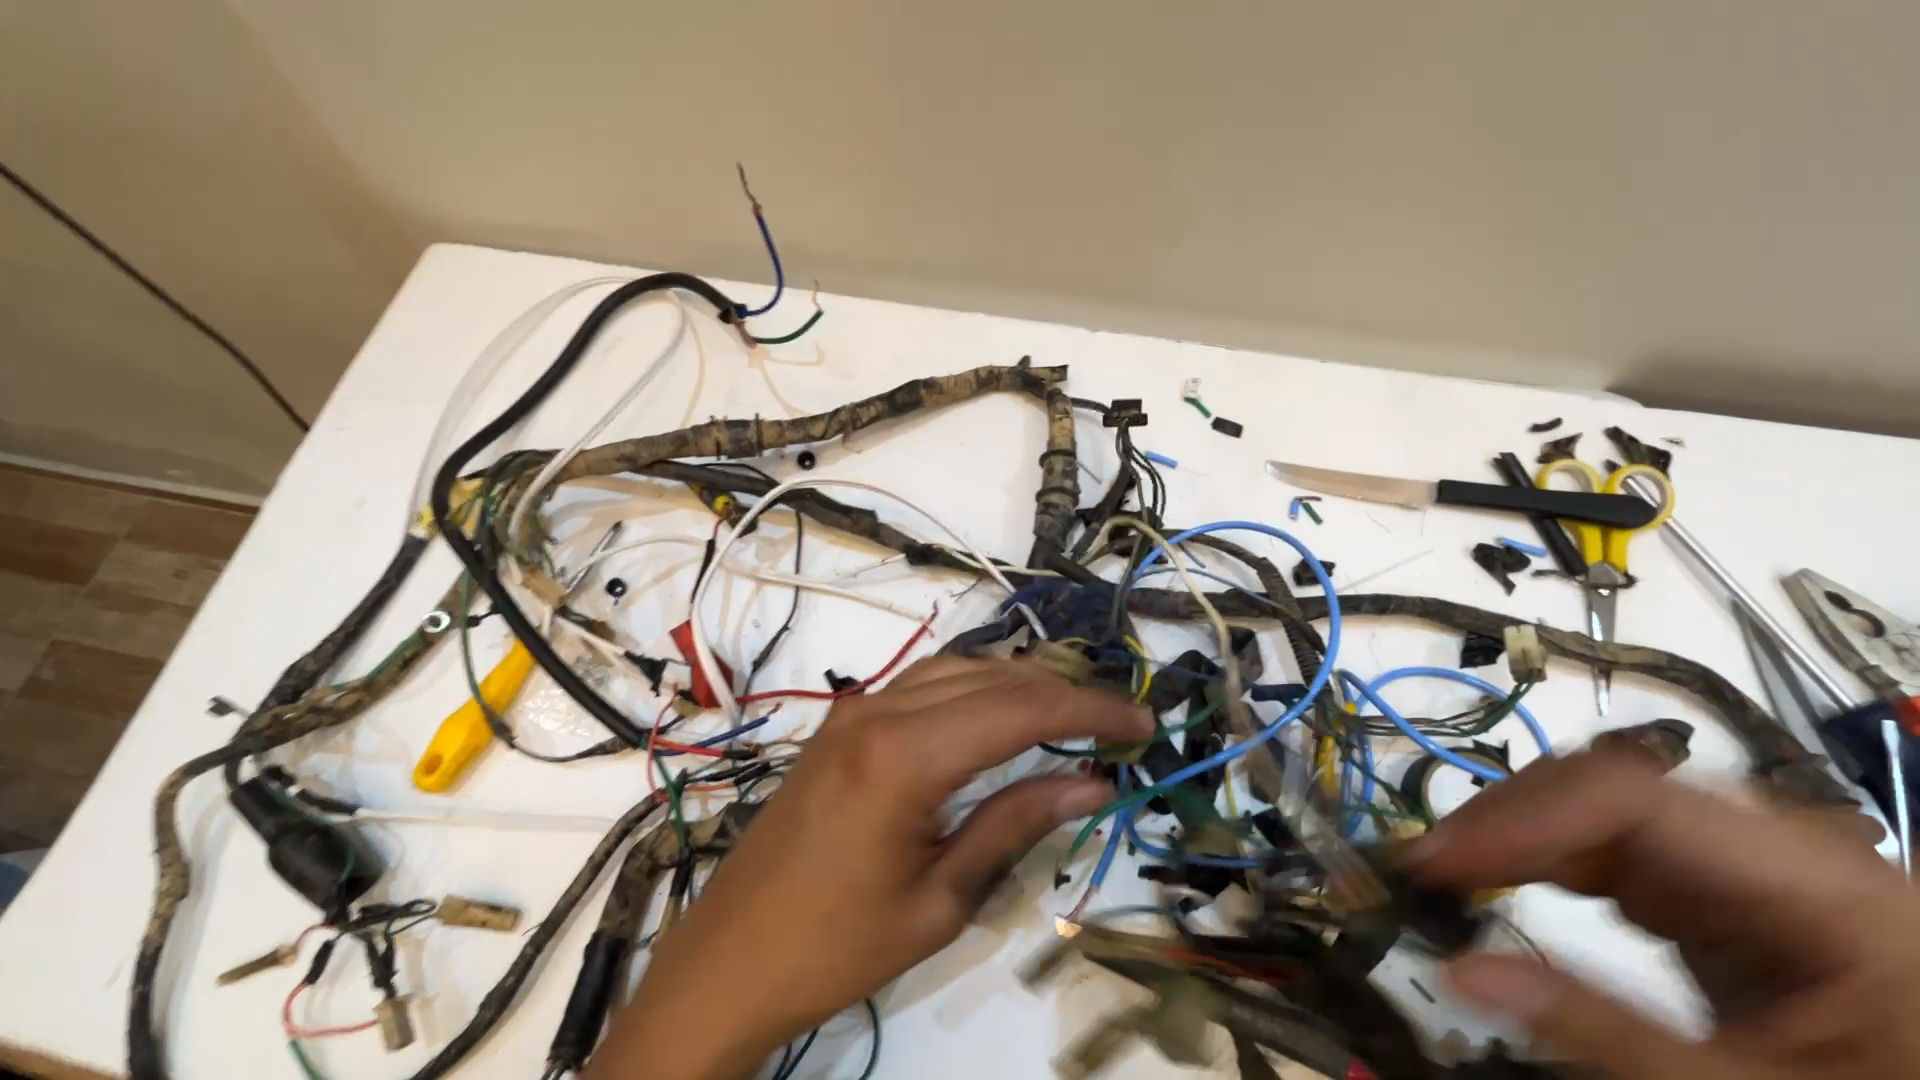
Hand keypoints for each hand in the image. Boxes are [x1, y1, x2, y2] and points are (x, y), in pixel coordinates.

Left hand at [589, 656, 1151, 1079]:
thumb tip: (1092, 781)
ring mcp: (853, 712)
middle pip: (993, 678)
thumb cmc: (838, 945)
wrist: (730, 959)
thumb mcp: (943, 898)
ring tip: (1075, 715)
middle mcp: (878, 711)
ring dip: (1020, 684)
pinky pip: (923, 686)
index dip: (1090, 710)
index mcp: (906, 754)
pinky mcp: (841, 726)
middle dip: (1064, 692)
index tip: (1143, 724)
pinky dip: (975, 690)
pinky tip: (1002, 716)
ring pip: (957, 670)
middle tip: (1120, 723)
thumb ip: (1016, 824)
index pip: (1023, 708)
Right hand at [1407, 749, 1919, 1078]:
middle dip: (1503, 822)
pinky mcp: (1718, 893)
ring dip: (1511, 838)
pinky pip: (1610, 854)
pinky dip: (1540, 865)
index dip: (1519, 816)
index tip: (1434, 861)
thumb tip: (1456, 972)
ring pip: (1595, 814)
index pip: (1634, 799)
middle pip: (1608, 791)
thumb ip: (1603, 1033)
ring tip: (1441, 874)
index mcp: (1820, 884)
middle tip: (1421, 868)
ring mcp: (1745, 866)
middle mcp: (1777, 850)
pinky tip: (1495, 883)